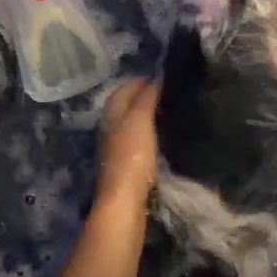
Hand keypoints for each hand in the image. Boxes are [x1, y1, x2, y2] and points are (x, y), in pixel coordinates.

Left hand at [95, 80, 158, 207]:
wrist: (124, 199)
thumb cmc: (131, 155)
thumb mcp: (140, 121)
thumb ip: (146, 98)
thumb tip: (155, 77)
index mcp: (111, 114)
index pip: (123, 89)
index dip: (140, 80)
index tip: (162, 76)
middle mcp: (109, 127)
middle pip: (124, 105)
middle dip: (142, 96)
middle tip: (167, 92)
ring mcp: (115, 147)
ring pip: (129, 123)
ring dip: (144, 114)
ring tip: (167, 111)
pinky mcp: (124, 164)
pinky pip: (135, 139)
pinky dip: (147, 132)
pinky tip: (161, 136)